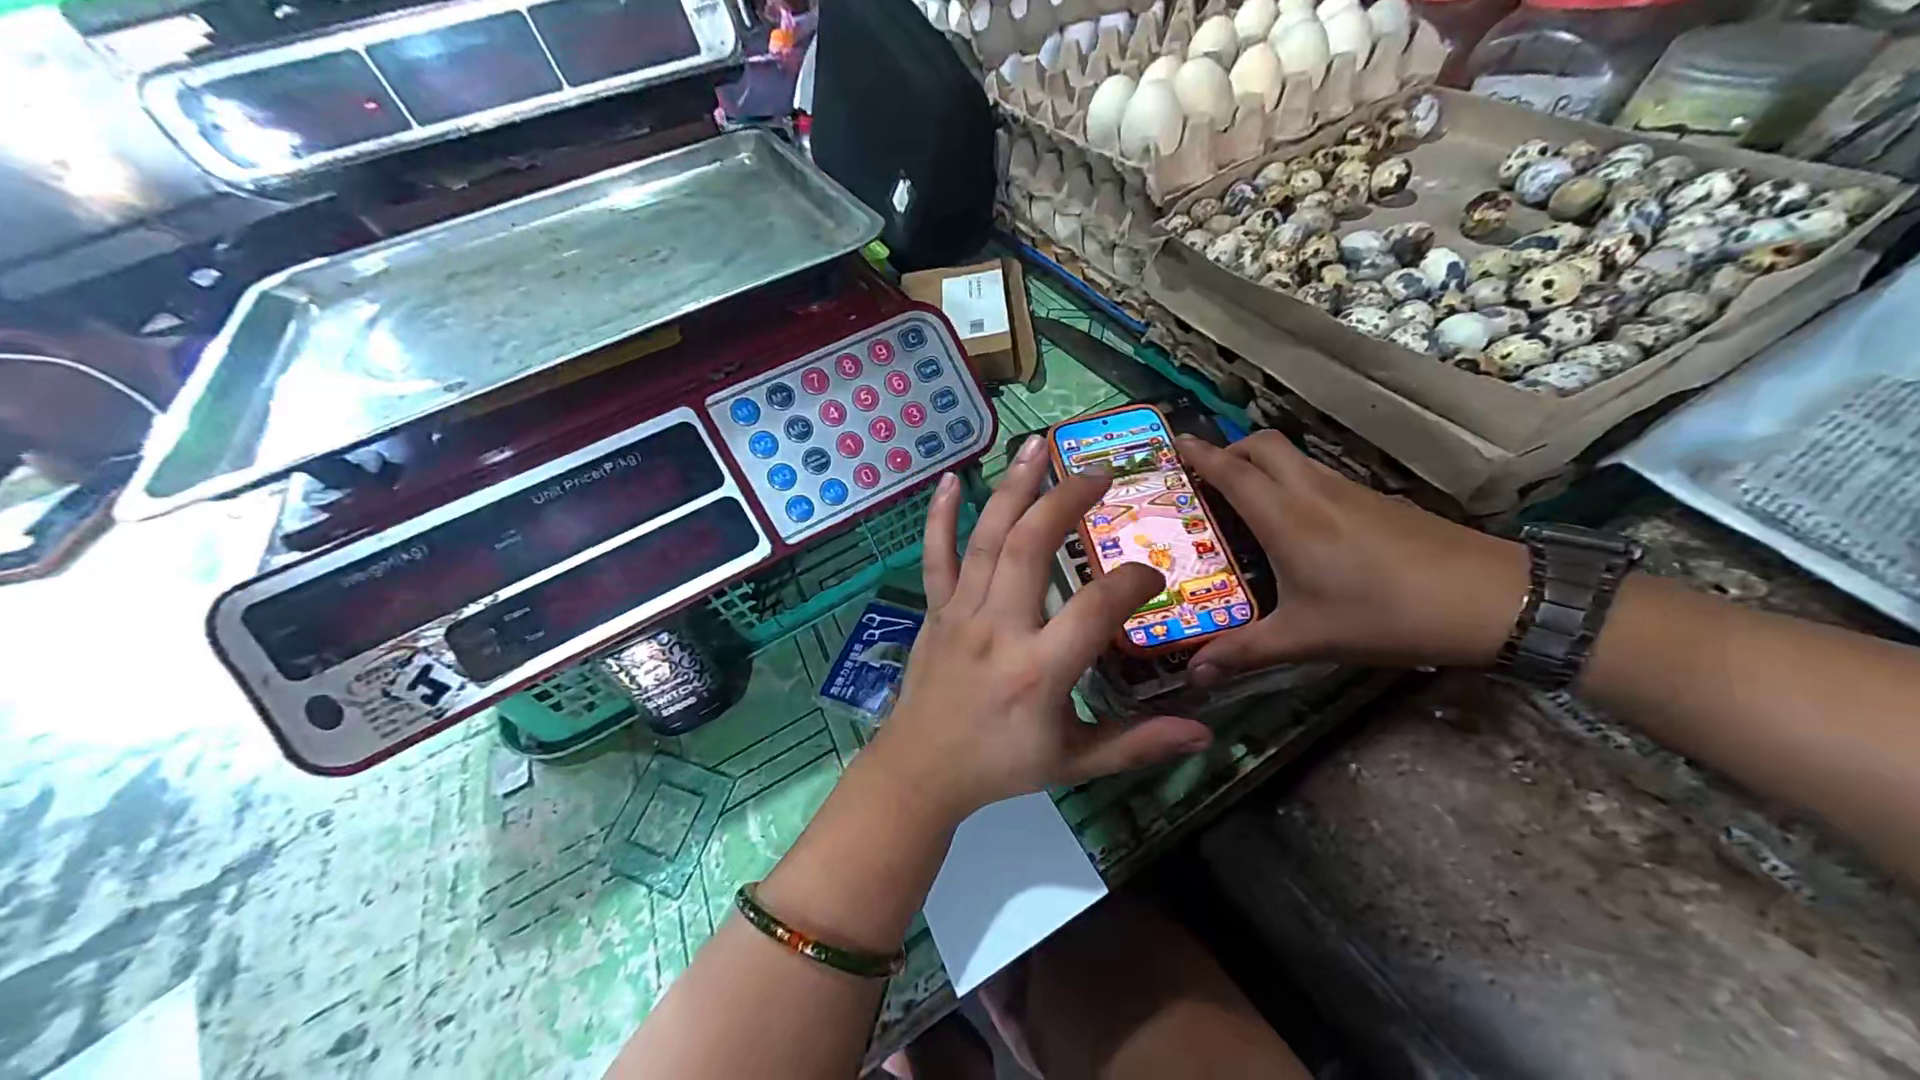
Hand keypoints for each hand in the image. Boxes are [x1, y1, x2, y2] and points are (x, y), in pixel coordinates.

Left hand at [865, 437, 1213, 822]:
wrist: (921, 772)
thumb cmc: (1001, 766)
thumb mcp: (1075, 763)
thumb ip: (1138, 743)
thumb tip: (1203, 733)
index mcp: (1039, 670)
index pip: (1095, 609)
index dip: (1131, 583)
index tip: (1151, 574)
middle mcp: (998, 630)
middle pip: (1030, 548)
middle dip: (1065, 502)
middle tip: (1099, 474)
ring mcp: (961, 614)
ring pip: (986, 540)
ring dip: (1013, 488)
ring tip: (1037, 446)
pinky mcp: (935, 610)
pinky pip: (935, 557)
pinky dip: (941, 516)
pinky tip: (953, 479)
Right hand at [1176, 431, 1529, 684]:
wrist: (1490, 598)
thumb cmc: (1385, 615)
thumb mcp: (1307, 638)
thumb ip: (1245, 652)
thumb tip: (1194, 676)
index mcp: (1286, 517)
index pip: (1232, 471)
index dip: (1199, 454)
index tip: (1173, 443)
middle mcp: (1312, 491)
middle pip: (1263, 444)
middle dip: (1230, 449)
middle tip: (1207, 478)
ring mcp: (1348, 490)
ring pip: (1293, 456)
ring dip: (1262, 463)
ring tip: (1243, 500)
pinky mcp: (1375, 500)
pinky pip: (1318, 474)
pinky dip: (1291, 481)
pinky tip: (1296, 524)